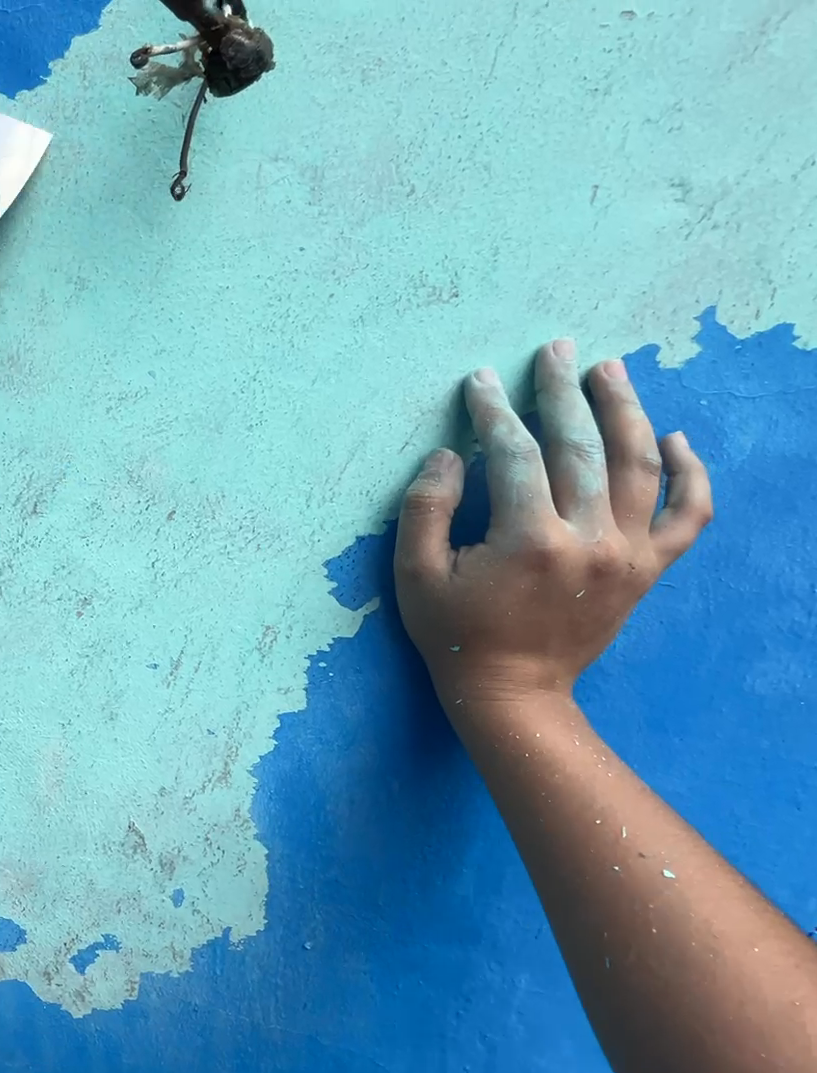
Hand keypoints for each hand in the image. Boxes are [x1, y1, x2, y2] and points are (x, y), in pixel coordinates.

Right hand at [394, 339, 713, 711]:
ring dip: (625, 412)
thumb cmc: (452, 631)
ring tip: (609, 371)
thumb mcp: (414, 574)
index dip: (494, 413)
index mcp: (528, 539)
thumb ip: (426, 510)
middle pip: (582, 448)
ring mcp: (629, 554)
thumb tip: (449, 455)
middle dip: (563, 393)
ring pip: (639, 467)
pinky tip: (678, 439)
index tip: (479, 380)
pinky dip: (691, 474)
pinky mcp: (649, 569)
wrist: (512, 690)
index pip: (515, 455)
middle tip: (554, 350)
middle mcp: (590, 539)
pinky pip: (687, 514)